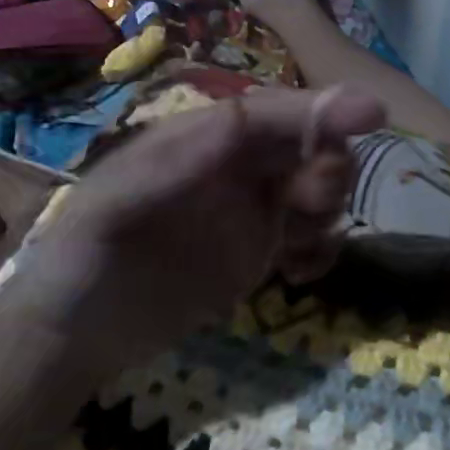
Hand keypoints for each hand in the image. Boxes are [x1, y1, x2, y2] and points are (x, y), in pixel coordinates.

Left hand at [16, 86, 384, 363]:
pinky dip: (323, 252)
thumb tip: (239, 120)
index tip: (372, 113)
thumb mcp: (110, 210)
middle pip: (307, 149)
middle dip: (327, 168)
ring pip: (319, 192)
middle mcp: (233, 172)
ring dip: (327, 212)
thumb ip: (171, 166)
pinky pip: (315, 240)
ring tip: (296, 250)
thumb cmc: (80, 265)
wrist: (77, 339)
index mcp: (198, 146)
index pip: (268, 116)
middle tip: (310, 205)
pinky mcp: (262, 254)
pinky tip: (299, 275)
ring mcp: (252, 214)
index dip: (319, 109)